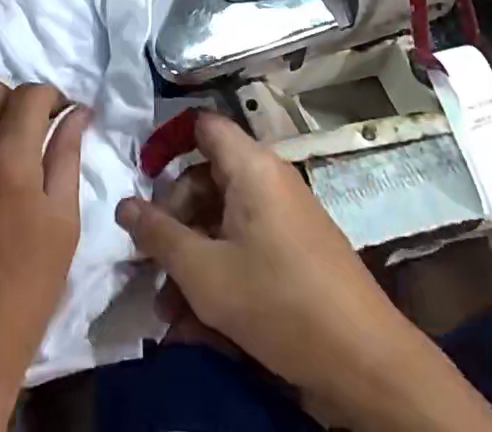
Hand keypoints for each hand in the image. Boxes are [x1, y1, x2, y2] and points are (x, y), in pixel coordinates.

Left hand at [0, 80, 89, 431]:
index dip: (52, 97)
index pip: (30, 95)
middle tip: (32, 130)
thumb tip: (76, 113)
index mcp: (8, 158)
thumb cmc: (26, 288)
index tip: (63, 114)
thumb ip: (67, 157)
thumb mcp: (63, 223)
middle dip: (15, 100)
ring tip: (1, 153)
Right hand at [116, 111, 491, 431]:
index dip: (167, 142)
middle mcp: (269, 182)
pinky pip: (243, 247)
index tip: (141, 177)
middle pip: (204, 178)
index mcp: (251, 168)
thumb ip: (157, 234)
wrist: (368, 367)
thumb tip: (123, 205)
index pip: (202, 126)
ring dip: (189, 258)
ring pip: (220, 221)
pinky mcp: (293, 253)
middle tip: (149, 257)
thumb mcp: (203, 271)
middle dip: (172, 219)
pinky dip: (217, 274)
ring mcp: (284, 219)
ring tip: (168, 309)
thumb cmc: (278, 302)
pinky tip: (196, 324)